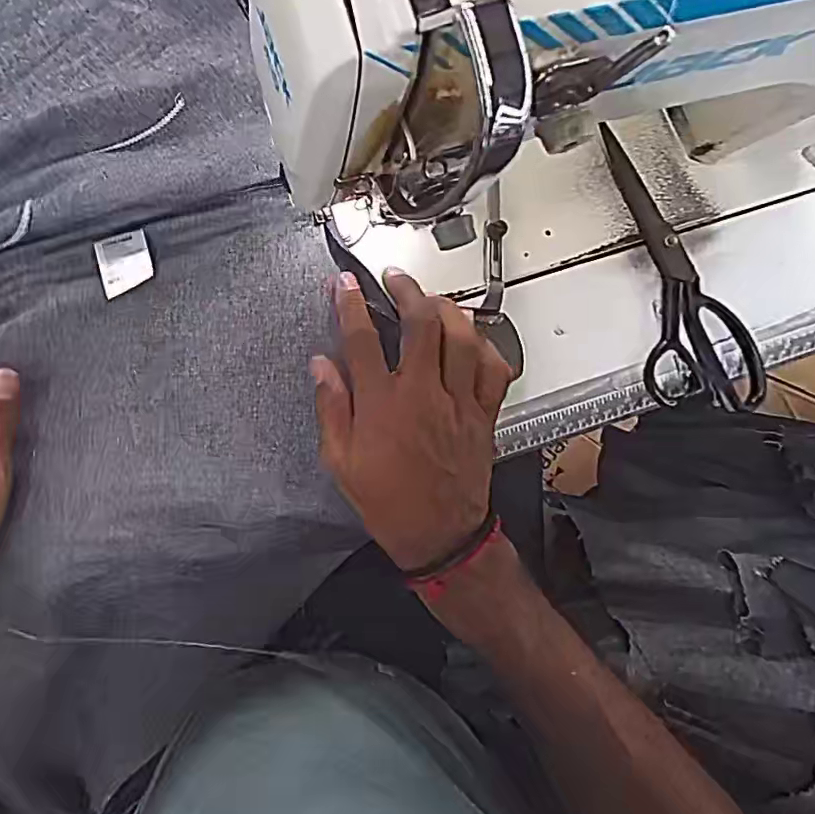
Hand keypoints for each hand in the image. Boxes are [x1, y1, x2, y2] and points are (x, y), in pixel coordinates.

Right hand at [309, 267, 515, 571]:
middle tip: (395, 278)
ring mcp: (457, 402)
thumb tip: (321, 367)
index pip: (362, 339)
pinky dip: (484, 344)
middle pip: (420, 324)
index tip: (344, 285)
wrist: (439, 535)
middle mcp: (422, 395)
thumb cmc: (389, 501)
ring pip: (461, 338)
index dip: (350, 305)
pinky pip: (493, 368)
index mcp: (382, 405)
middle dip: (406, 290)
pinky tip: (471, 336)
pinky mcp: (482, 414)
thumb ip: (331, 407)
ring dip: (446, 309)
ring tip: (431, 298)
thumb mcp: (340, 460)